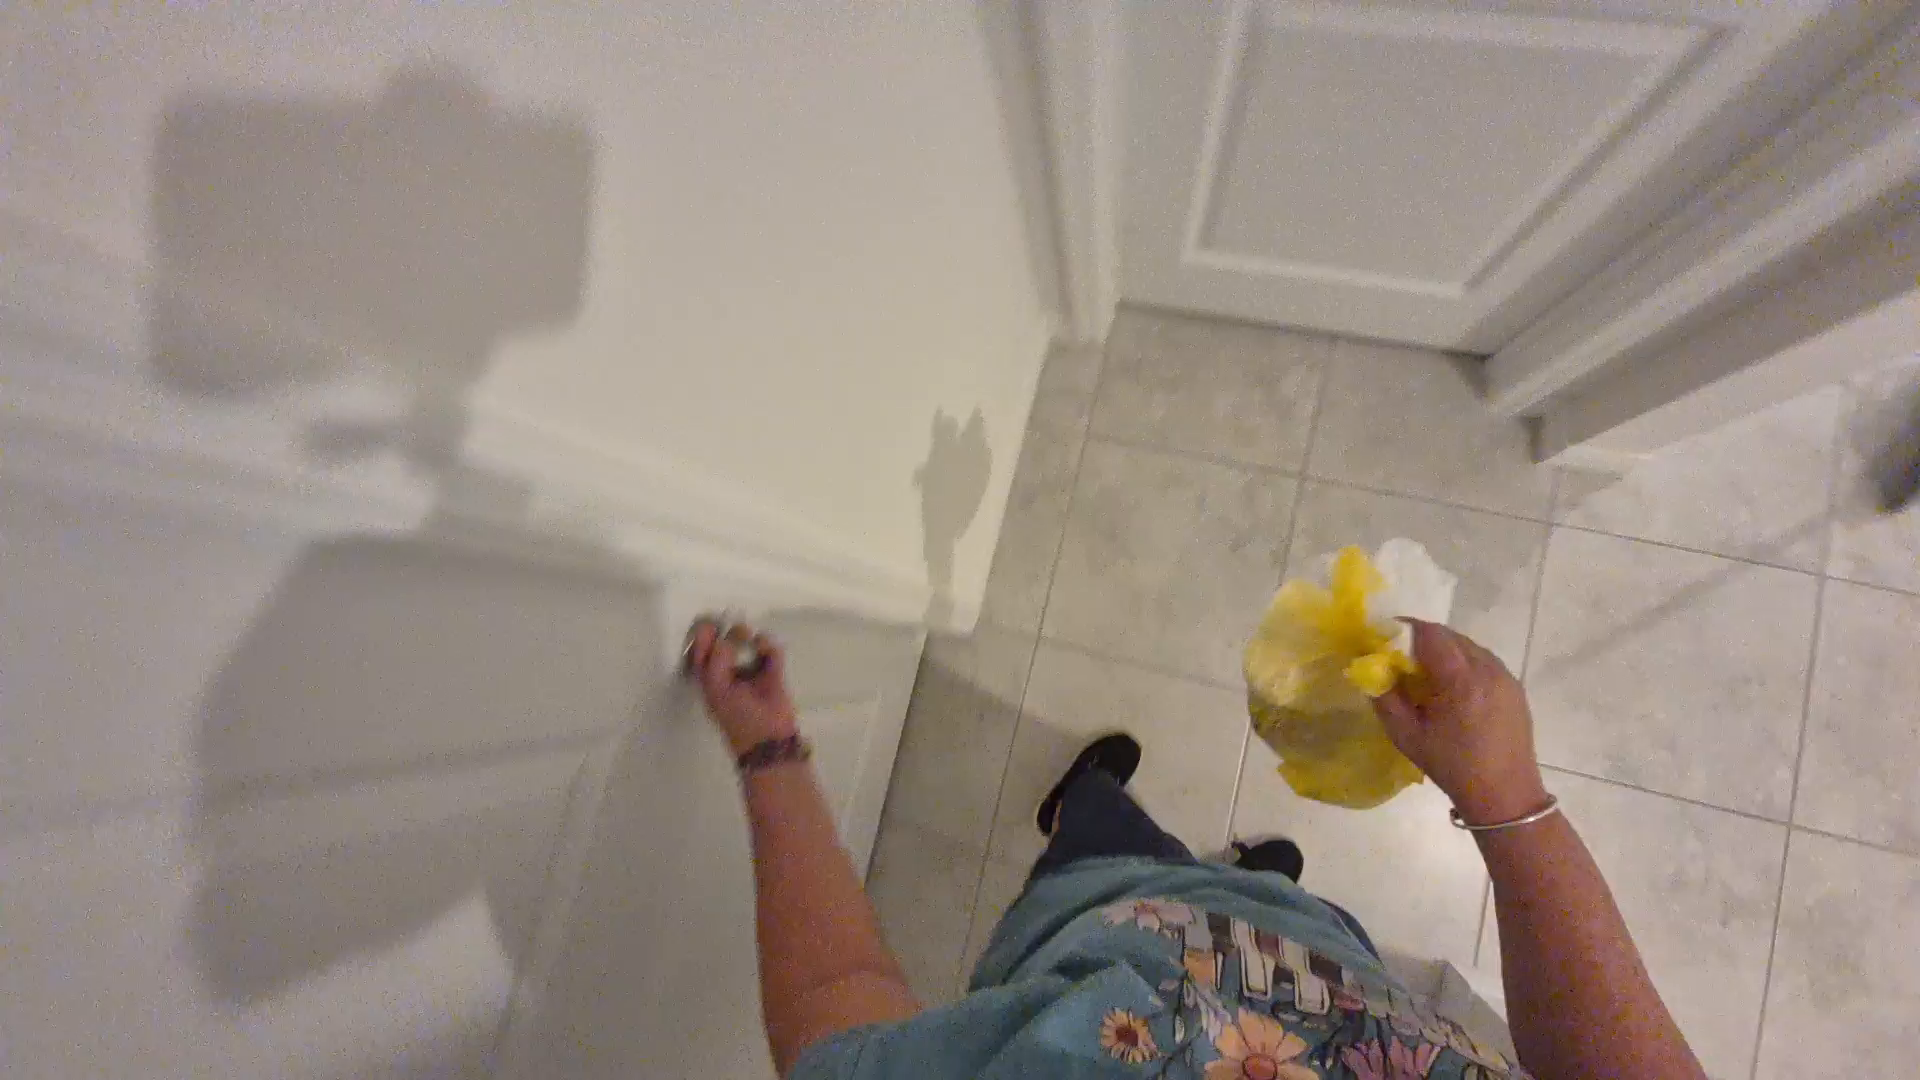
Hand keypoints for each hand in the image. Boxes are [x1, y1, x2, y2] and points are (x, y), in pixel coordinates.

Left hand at [687, 620, 799, 756]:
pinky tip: (765, 648)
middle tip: (732, 629)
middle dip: (728, 632)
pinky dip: (768, 645)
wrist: (768, 737)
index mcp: (710, 678)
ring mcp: (753, 669)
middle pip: (725, 642)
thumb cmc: (737, 716)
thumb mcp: (717, 690)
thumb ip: (717, 661)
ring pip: (749, 642)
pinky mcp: (774, 670)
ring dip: (749, 636)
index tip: (710, 625)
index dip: (703, 637)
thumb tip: (728, 639)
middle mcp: (730, 671)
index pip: (701, 652)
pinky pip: (771, 650)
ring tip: (749, 638)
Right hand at [1374, 620, 1549, 825]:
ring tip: (1423, 670)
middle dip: (1420, 638)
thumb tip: (1369, 668)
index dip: (1403, 629)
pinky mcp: (1513, 686)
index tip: (1383, 637)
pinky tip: (1449, 684)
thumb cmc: (1450, 765)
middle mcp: (1487, 670)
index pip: (1430, 633)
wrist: (1505, 794)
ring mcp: (1505, 677)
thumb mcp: (1405, 734)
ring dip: (1441, 648)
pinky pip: (1481, 659)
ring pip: (1466, 644)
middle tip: (1398, 656)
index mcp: (1460, 680)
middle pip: (1449, 635)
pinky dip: (1460, 660)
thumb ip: (1383, 696)